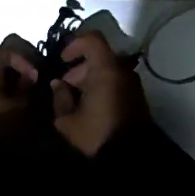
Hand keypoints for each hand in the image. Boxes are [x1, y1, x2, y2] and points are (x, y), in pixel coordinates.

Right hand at [50, 31, 147, 156]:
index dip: (75, 44)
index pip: (92, 39)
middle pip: (99, 56)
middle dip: (79, 67)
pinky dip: (102, 85)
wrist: (132, 155)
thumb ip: (60, 97)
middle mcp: (122, 70)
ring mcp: (132, 83)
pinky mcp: (137, 96)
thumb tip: (58, 84)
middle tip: (64, 85)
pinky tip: (90, 105)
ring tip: (75, 98)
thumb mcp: (68, 120)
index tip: (63, 60)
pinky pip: (116, 81)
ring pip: (108, 69)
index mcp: (106, 69)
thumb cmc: (97, 134)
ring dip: (90, 78)